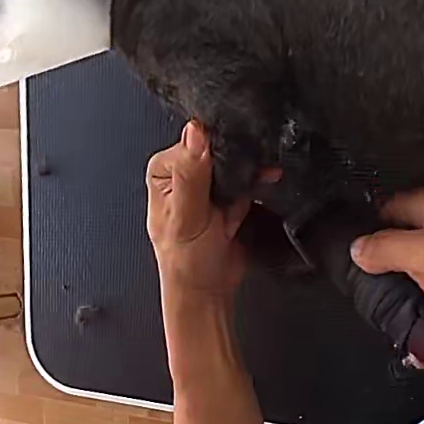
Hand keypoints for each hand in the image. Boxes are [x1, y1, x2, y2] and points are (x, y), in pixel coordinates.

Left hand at [146, 122, 251, 303]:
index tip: (223, 175)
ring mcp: (209, 186)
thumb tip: (196, 133)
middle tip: (231, 197)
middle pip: (219, 150)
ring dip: (248, 181)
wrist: (209, 289)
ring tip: (237, 208)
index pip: (196, 142)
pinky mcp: (230, 198)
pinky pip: (249, 181)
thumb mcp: (187, 216)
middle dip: (235, 170)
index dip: (216, 153)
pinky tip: (258, 194)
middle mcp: (185, 173)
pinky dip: (258, 186)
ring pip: (237, 165)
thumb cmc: (186, 261)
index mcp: (165, 170)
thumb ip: (192, 175)